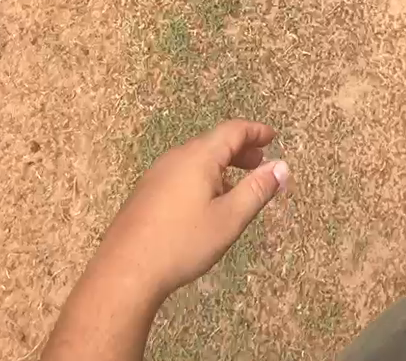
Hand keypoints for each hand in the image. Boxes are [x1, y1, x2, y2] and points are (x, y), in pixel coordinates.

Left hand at [41, 121, 288, 360]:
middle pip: (213, 142)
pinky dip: (202, 176)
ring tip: (235, 186)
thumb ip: (257, 190)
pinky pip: (181, 173)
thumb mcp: (229, 219)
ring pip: (196, 159)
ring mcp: (156, 175)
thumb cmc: (181, 243)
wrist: (123, 275)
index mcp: (199, 157)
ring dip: (221, 165)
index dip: (255, 131)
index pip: (233, 130)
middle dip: (240, 149)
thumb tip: (282, 166)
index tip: (272, 136)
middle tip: (259, 161)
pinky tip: (204, 204)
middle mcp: (176, 158)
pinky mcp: (144, 194)